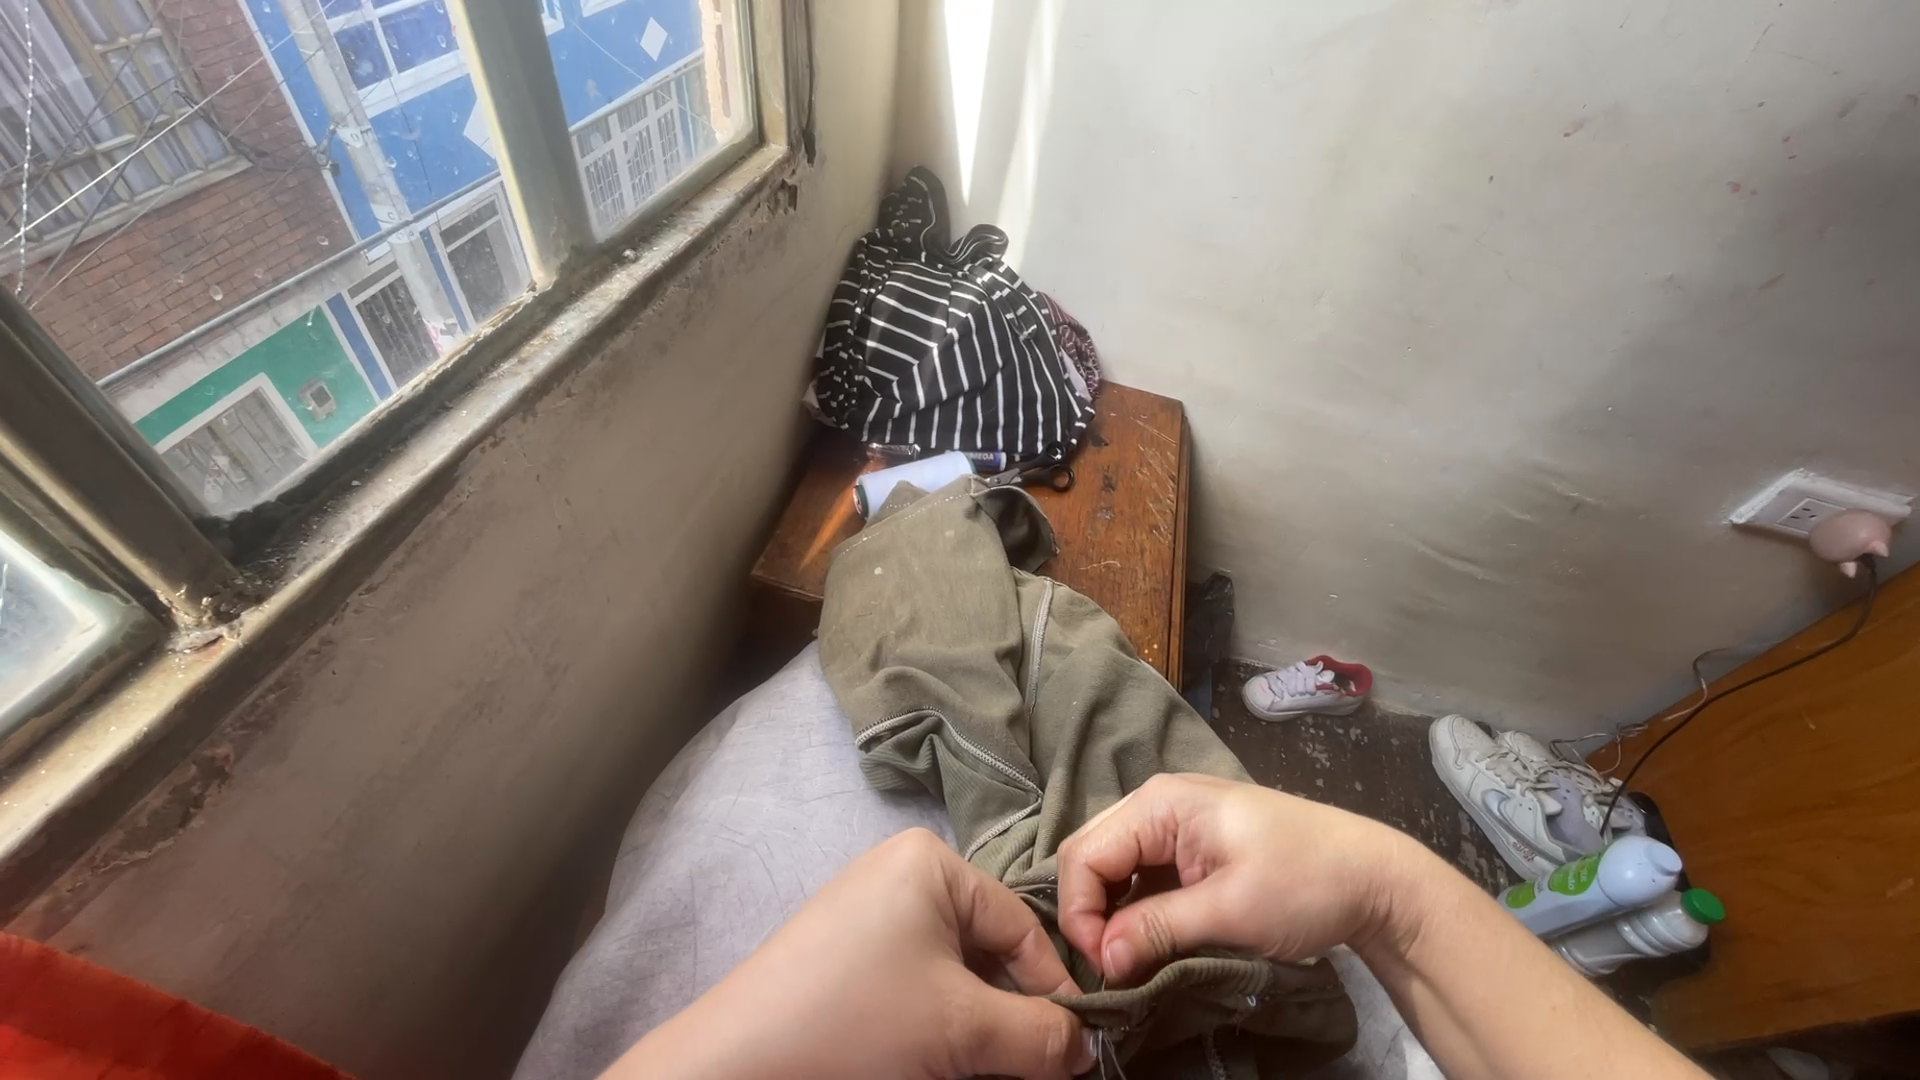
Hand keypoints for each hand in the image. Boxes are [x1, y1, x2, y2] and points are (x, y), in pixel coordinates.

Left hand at [608, 828, 1095, 1079]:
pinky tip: (937, 1054)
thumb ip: (1039, 1037)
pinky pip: (916, 972)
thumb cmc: (861, 1022)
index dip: (1054, 989)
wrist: (736, 1062)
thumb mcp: (962, 1030)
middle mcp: (904, 867)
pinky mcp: (847, 943)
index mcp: (934, 860)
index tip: (1082, 1050)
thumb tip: (1089, 1049)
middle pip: (986, 944)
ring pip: (952, 964)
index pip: (1020, 924)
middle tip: (1036, 1066)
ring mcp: (870, 902)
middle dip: (1011, 1009)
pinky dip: (939, 1015)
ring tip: (984, 1063)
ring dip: (977, 1019)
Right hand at [1057, 773, 1432, 983]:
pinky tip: (1146, 939)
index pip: (1086, 853)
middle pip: (1091, 854)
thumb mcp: (1230, 910)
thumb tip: (1103, 962)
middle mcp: (1155, 803)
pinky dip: (1133, 908)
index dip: (1081, 912)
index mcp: (1158, 803)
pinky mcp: (1187, 845)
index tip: (1104, 968)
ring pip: (1111, 865)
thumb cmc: (1305, 882)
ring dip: (1110, 913)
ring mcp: (1171, 822)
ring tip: (1127, 959)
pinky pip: (1139, 872)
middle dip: (1090, 912)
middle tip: (1111, 967)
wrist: (1373, 876)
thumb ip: (1157, 929)